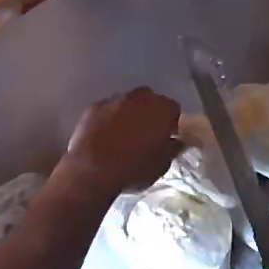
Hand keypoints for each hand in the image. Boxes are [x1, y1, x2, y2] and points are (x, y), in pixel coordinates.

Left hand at [62, 88, 181, 196]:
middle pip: (150, 101)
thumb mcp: (161, 166)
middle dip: (150, 114)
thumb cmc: (134, 169)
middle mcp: (140, 98)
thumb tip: (176, 142)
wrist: (92, 170)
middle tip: (145, 135)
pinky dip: (108, 119)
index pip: (174, 109)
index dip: (171, 123)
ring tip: (122, 136)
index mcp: (162, 110)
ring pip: (127, 103)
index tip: (167, 136)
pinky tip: (104, 136)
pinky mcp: (94, 106)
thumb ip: (172, 149)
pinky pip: (107, 110)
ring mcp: (115, 99)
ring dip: (128, 115)